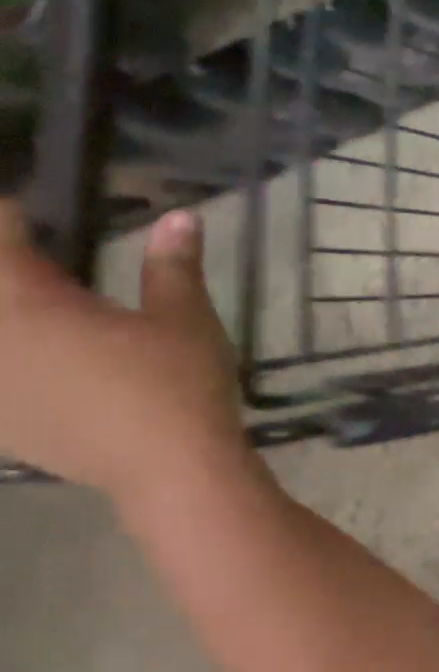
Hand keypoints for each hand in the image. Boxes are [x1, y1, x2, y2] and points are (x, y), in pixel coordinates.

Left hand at [0, 202, 250, 499]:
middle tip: (32, 249)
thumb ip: (172, 267)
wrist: (166, 467)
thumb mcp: (186, 319)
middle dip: (10, 270)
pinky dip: (15, 350)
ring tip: (42, 300)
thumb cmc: (178, 383)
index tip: (27, 204)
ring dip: (10, 311)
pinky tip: (46, 355)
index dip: (9, 217)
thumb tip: (179, 218)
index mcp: (30, 308)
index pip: (0, 245)